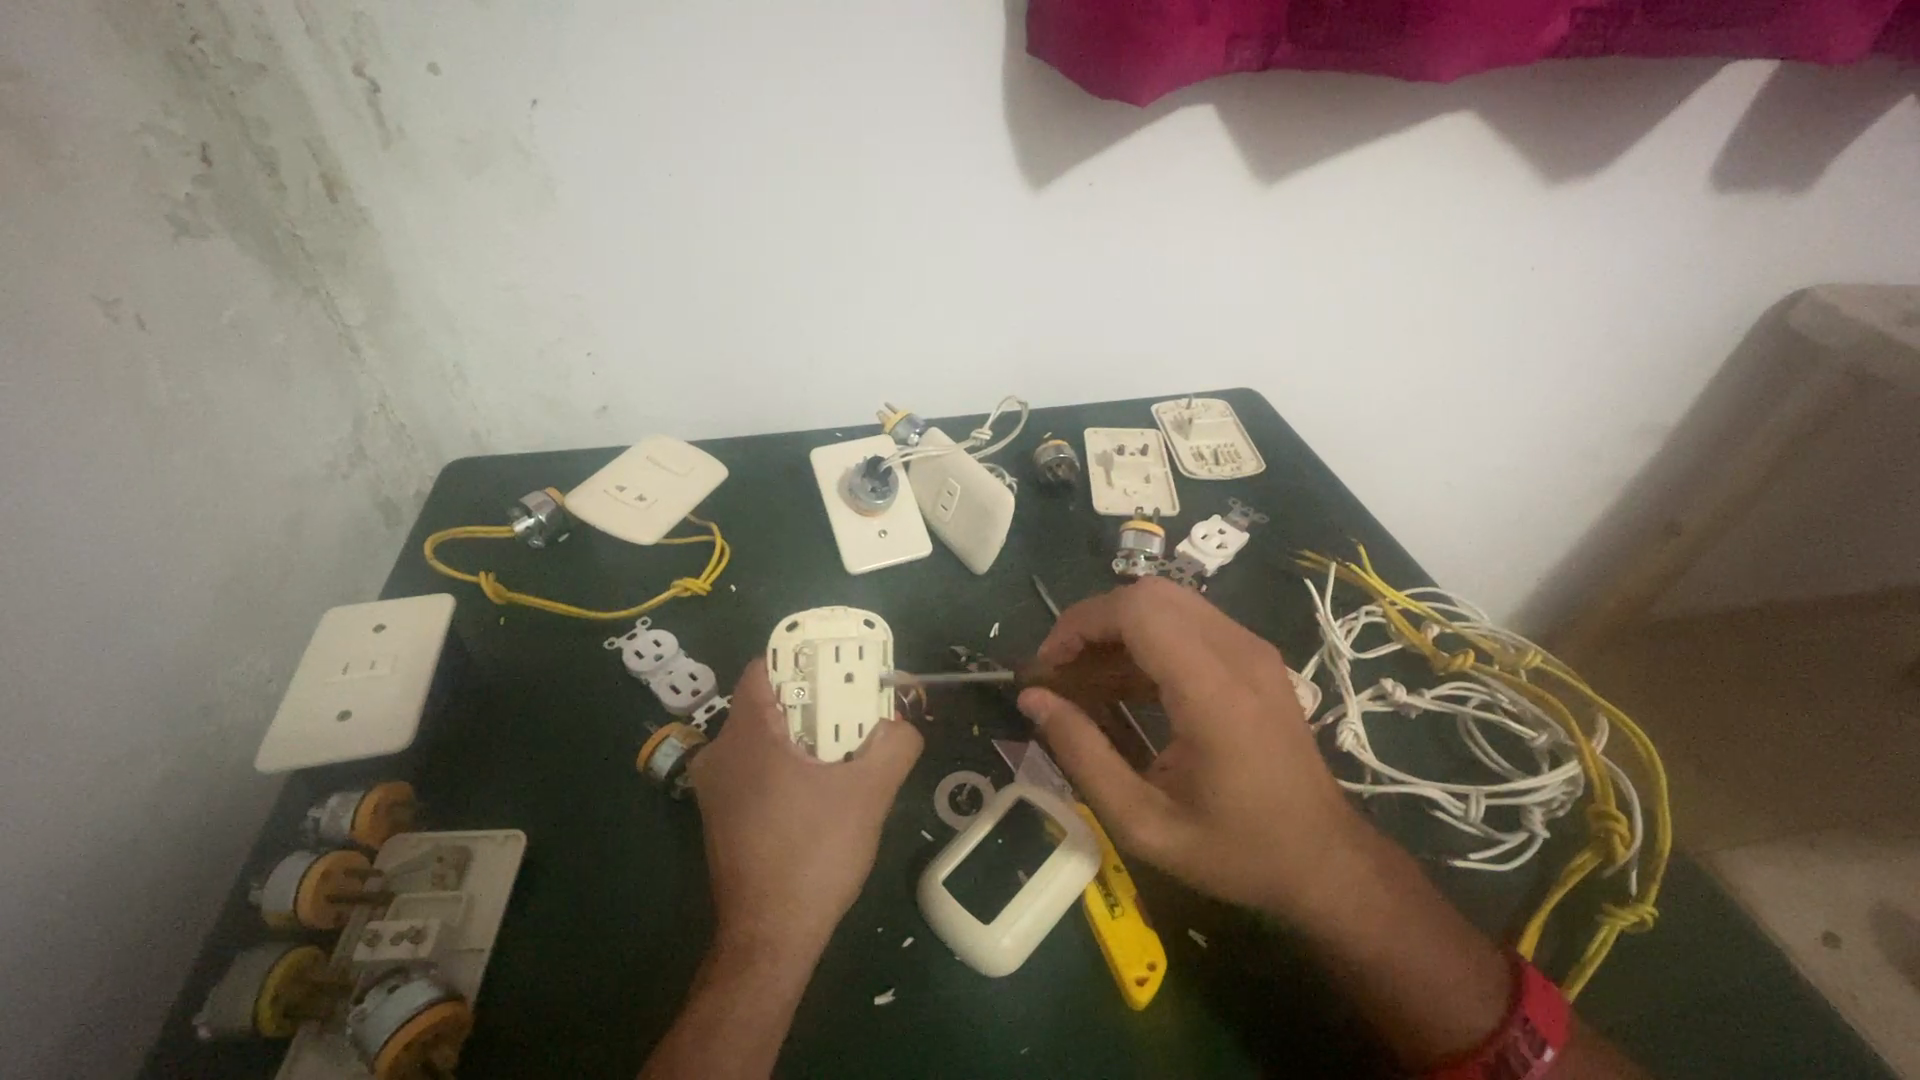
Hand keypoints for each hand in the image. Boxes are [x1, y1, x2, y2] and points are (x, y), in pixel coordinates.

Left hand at [688, 659, 922, 959]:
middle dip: (815, 701)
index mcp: (747, 735)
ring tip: (846, 750)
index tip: (843, 670)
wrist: (770, 936)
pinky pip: (755, 769)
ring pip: (763, 739)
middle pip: (768, 703)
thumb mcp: (870, 793)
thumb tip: (901, 724)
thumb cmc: (815, 854)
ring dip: (803, 737)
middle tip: (856, 712)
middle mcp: (719, 753)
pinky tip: (821, 790)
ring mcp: (714, 789)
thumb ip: (894, 745)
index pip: (766, 667)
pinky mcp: (719, 816)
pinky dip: (786, 765)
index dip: (805, 660)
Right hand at [1017, 577, 1363, 920]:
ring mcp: (1252, 651)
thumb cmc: (1235, 851)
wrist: (1325, 861)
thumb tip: (1032, 699)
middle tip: (1060, 673)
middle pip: (1149, 595)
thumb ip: (1083, 756)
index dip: (1080, 624)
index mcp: (1214, 692)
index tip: (1047, 667)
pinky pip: (1189, 623)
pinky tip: (1123, 688)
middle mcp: (1238, 654)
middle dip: (1092, 623)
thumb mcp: (1144, 824)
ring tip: (1083, 682)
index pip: (1137, 612)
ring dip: (1117, 630)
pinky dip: (1145, 641)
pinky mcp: (1255, 658)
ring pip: (1168, 603)